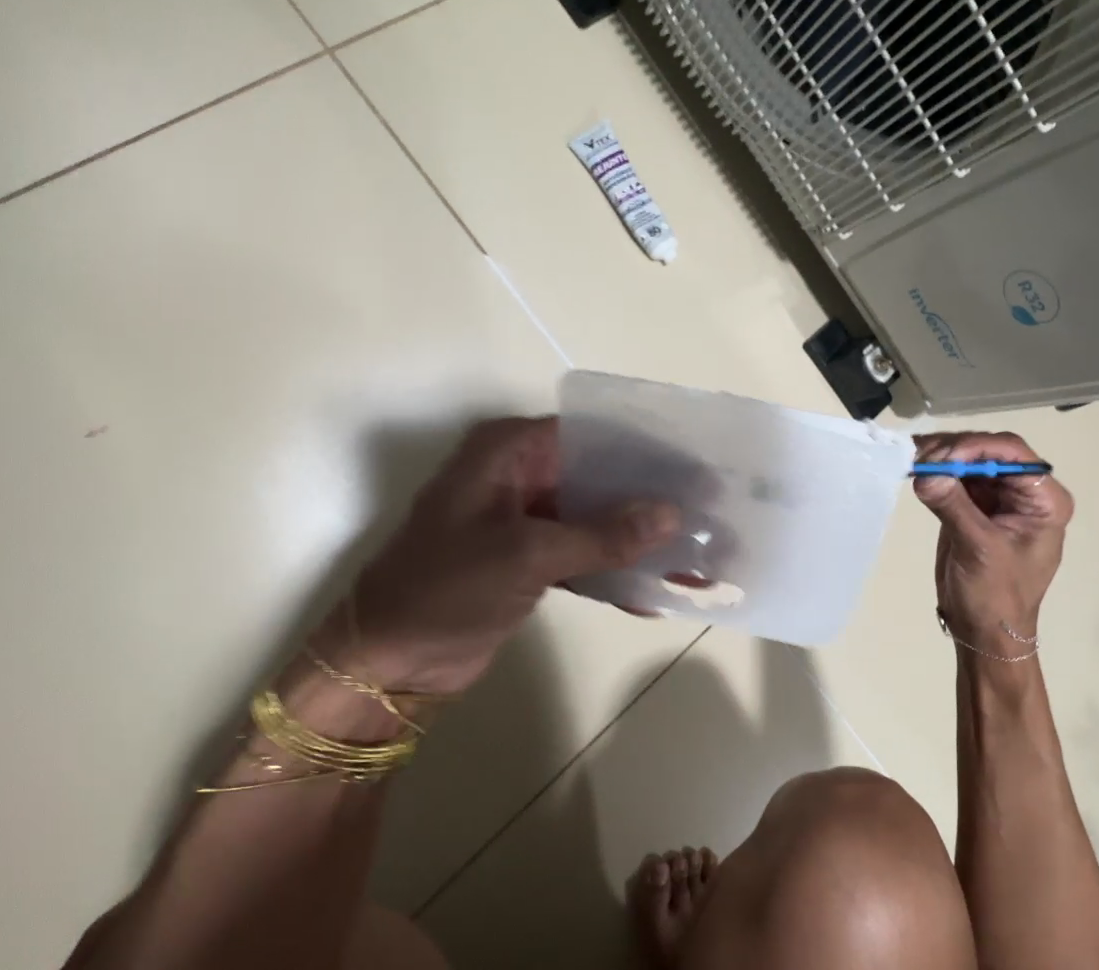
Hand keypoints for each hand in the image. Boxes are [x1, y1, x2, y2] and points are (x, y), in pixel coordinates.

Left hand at [327, 416, 679, 694]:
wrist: (388, 664)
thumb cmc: (446, 589)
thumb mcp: (527, 555)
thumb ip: (602, 534)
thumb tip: (672, 515)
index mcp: (507, 452)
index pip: (590, 434)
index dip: (644, 450)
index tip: (696, 466)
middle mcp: (517, 476)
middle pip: (598, 477)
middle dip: (650, 500)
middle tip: (710, 512)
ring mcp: (523, 522)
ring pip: (595, 520)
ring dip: (638, 541)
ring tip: (697, 556)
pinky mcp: (527, 563)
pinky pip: (583, 557)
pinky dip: (614, 573)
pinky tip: (657, 594)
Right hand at [912, 431, 1073, 656]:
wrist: (984, 633)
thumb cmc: (996, 596)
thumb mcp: (979, 550)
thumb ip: (954, 506)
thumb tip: (924, 473)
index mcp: (1044, 500)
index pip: (1013, 453)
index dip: (977, 447)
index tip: (941, 457)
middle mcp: (1025, 492)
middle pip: (989, 451)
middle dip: (954, 449)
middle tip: (918, 457)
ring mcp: (998, 498)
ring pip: (969, 460)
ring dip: (940, 456)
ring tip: (910, 459)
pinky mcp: (974, 506)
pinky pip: (954, 478)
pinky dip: (934, 471)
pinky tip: (913, 468)